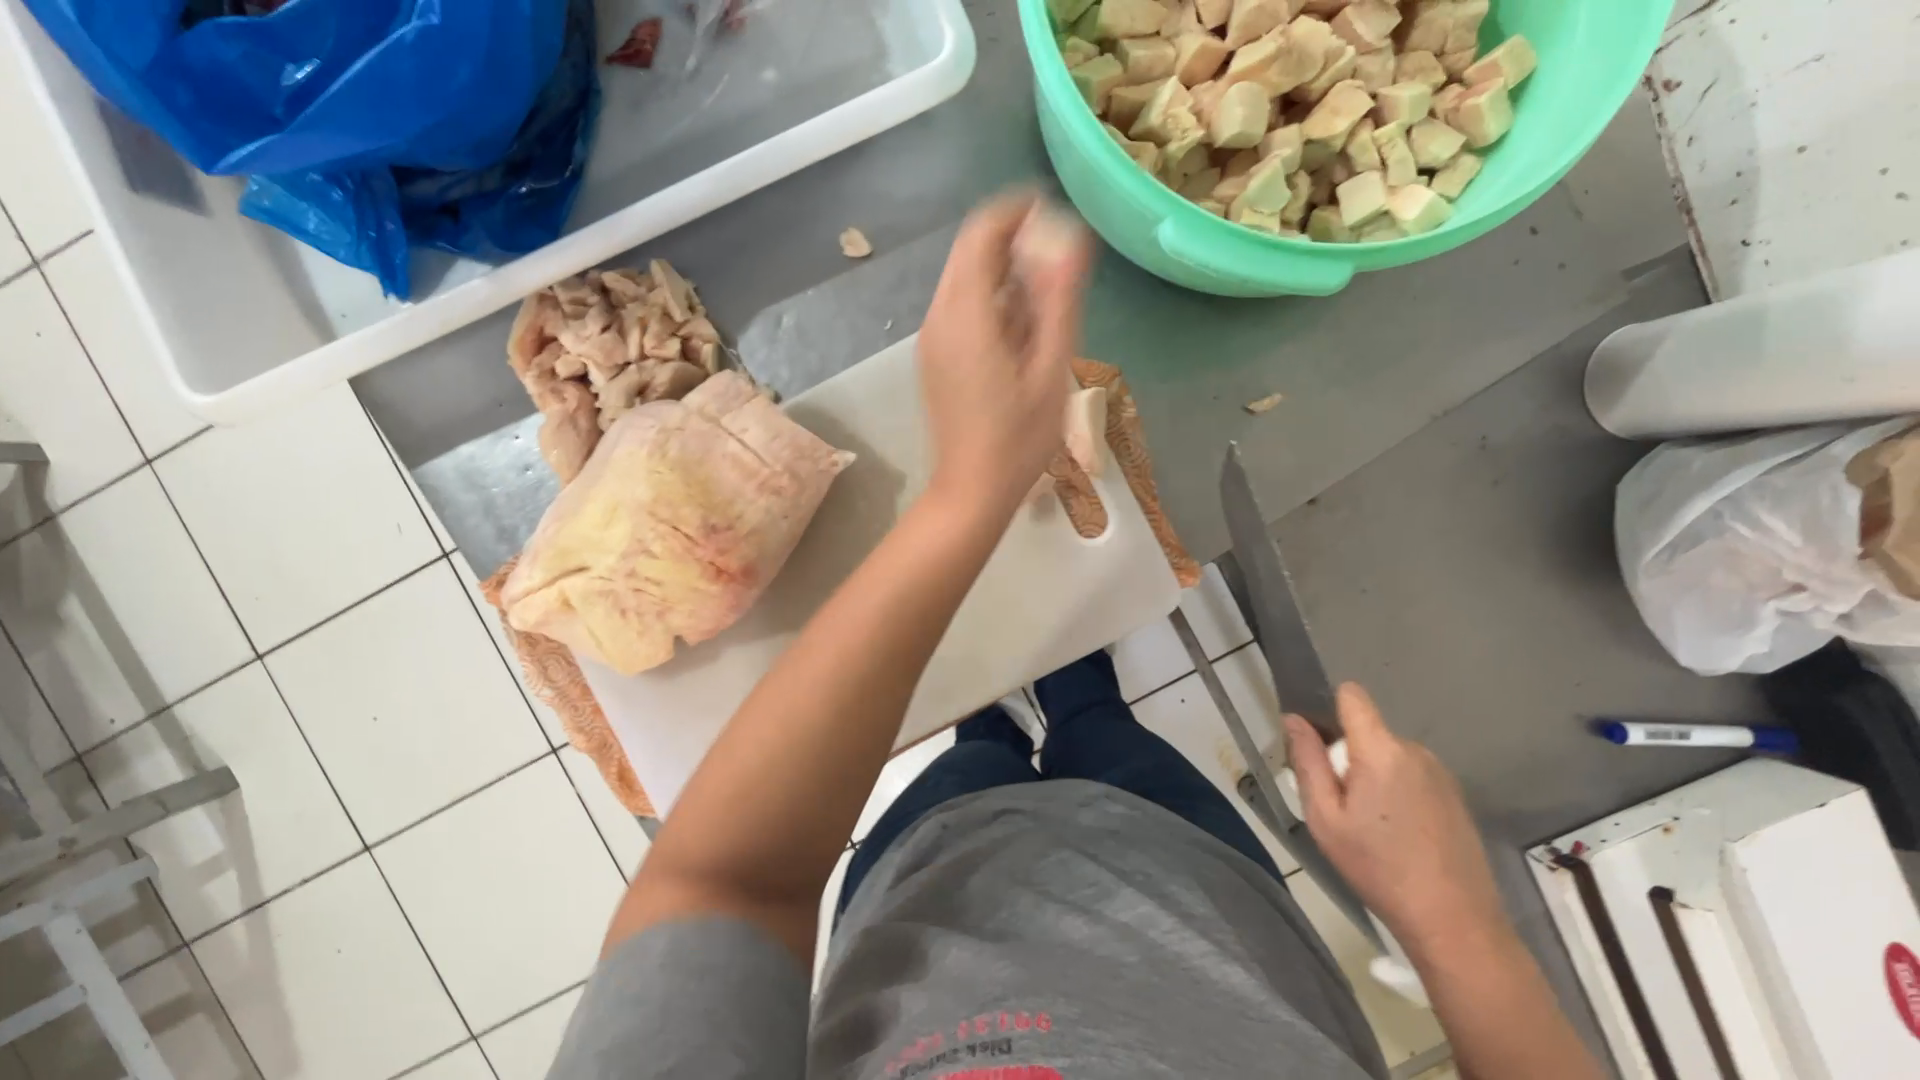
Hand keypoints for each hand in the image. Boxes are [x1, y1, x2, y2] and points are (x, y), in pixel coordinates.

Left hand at [919, 191, 1092, 510]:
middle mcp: (939, 316)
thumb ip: (1059, 300)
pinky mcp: (935, 358)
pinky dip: (992, 303)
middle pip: (971, 255)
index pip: (981, 233)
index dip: (1016, 211)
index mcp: (965, 313)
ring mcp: (932, 339)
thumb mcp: (1051, 368)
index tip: (1053, 211)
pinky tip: (1023, 334)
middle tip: (1060, 263)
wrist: (971, 492)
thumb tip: (1074, 240)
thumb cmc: (1019, 438)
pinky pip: (961, 310)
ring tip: (1048, 304)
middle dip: (1014, 245)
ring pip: (966, 282)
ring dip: (1005, 276)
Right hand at [1285, 684, 1508, 955]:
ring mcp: (1440, 773)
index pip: (1352, 696)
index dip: (1329, 708)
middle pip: (1367, 732)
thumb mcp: (1325, 819)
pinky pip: (1411, 777)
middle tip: (1339, 807)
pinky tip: (1398, 837)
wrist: (1454, 920)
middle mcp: (1414, 750)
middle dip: (1348, 756)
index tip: (1317, 745)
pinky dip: (1397, 794)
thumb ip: (1308, 763)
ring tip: (1370, 828)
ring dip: (1373, 777)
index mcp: (1381, 750)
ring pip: (1389, 757)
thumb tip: (1295, 719)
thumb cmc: (1378, 868)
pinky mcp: (1455, 795)